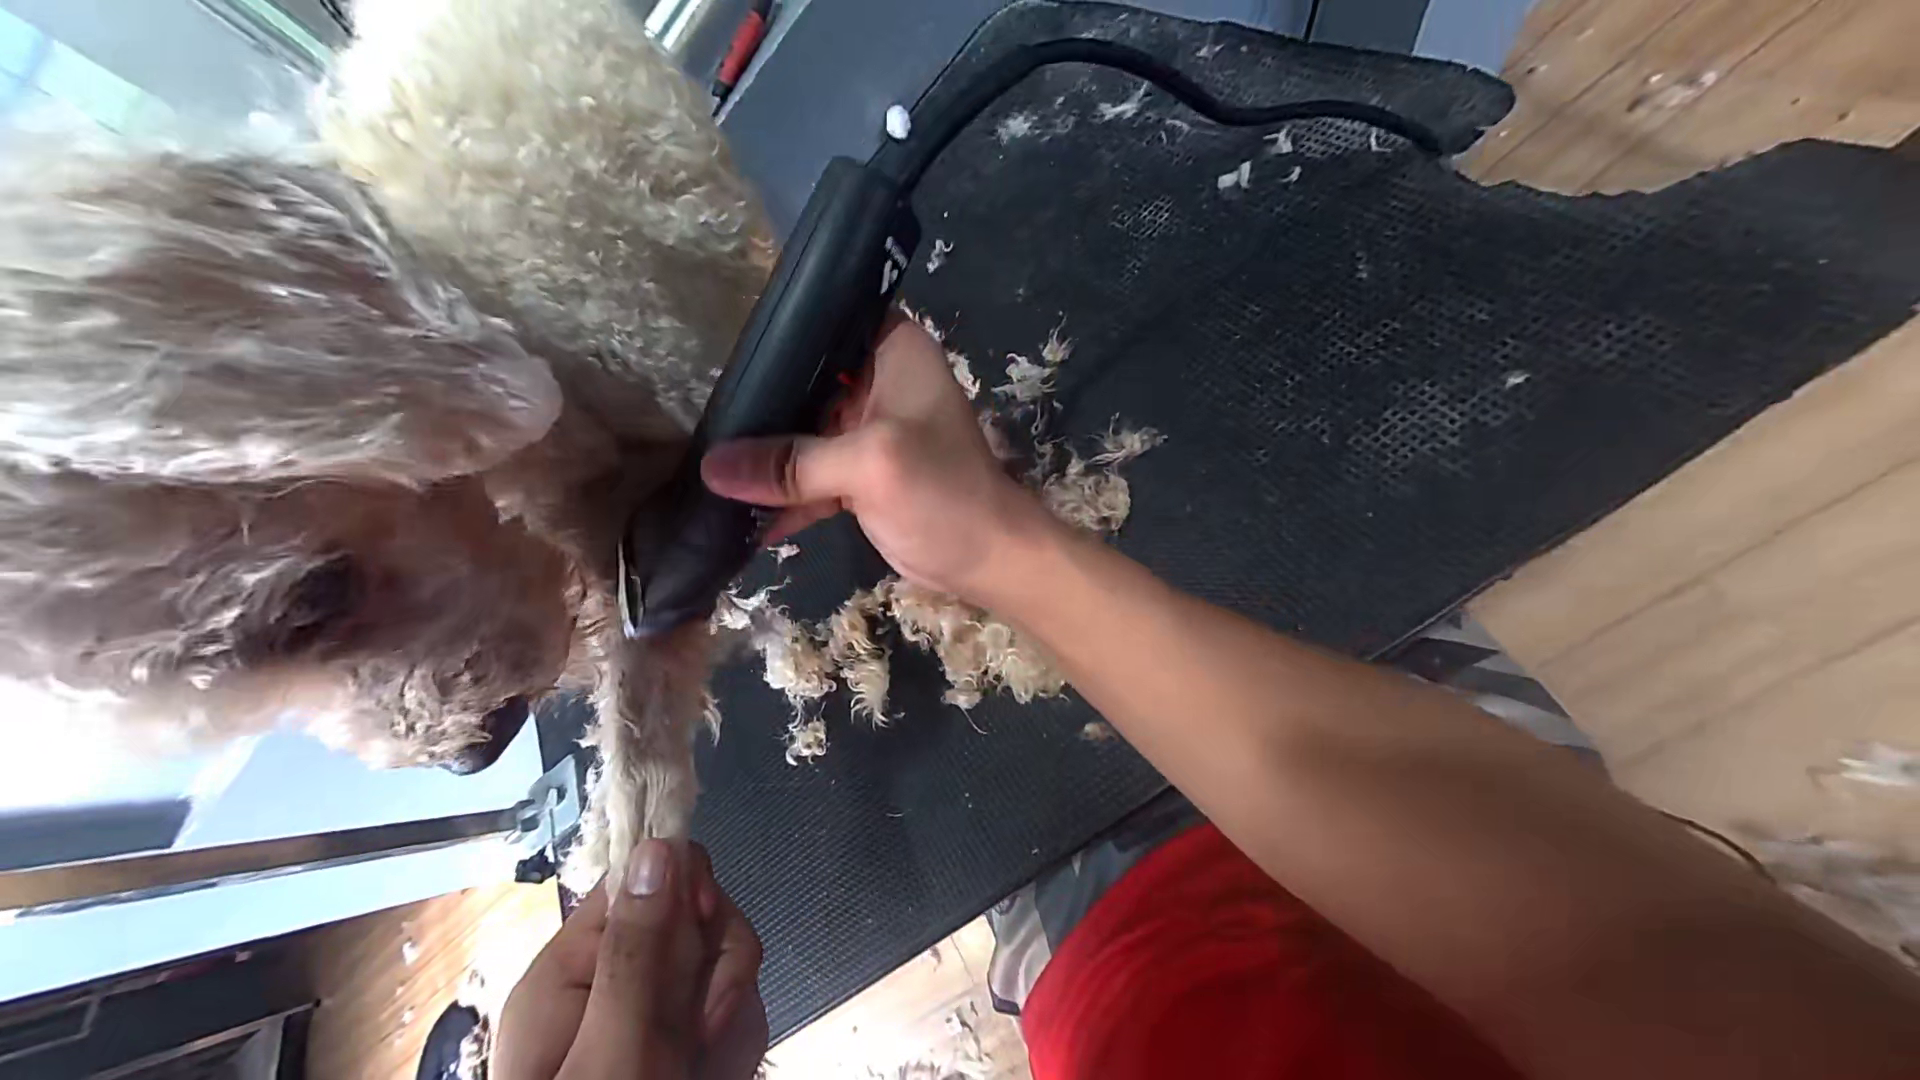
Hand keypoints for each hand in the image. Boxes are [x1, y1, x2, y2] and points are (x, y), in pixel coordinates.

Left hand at [492, 840, 765, 1079]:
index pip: (646, 871)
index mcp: (576, 963)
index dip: (688, 885)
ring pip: (727, 957)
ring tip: (705, 1069)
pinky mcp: (685, 1029)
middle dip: (720, 963)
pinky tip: (713, 1074)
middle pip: (698, 910)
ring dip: (733, 1012)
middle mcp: (615, 972)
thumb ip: (638, 950)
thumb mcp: (612, 1055)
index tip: (703, 926)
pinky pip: (736, 1001)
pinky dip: (736, 1040)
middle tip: (704, 1026)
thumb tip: (659, 843)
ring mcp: (653, 1003)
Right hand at [700, 316, 1056, 602]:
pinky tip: (744, 519)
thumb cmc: (943, 493)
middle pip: (802, 381)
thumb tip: (713, 468)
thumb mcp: (870, 465)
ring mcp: (867, 430)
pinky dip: (785, 497)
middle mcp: (878, 381)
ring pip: (801, 432)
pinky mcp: (861, 473)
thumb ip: (793, 463)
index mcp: (893, 351)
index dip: (774, 337)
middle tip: (700, 422)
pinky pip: (811, 475)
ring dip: (766, 460)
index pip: (822, 323)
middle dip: (757, 406)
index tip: (723, 359)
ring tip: (709, 476)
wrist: (986, 558)